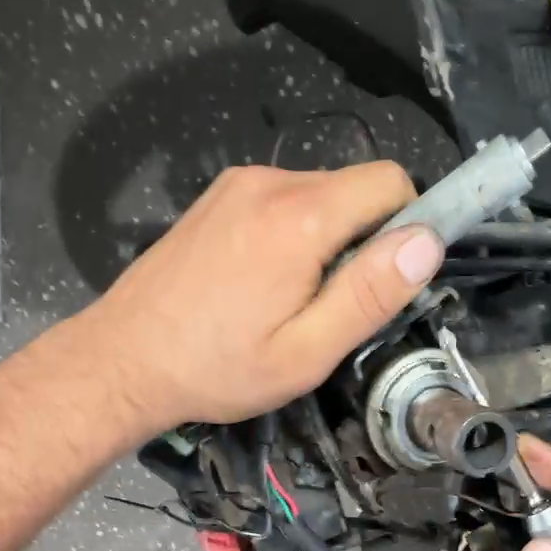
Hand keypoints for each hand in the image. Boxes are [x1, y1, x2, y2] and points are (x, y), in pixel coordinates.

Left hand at [80, 161, 443, 428]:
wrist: (124, 359)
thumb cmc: (218, 368)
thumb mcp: (307, 351)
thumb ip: (369, 295)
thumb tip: (427, 242)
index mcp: (299, 218)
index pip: (389, 182)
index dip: (408, 225)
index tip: (392, 279)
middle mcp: (269, 182)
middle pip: (354, 188)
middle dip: (365, 240)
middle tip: (334, 306)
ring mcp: (237, 184)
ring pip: (320, 195)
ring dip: (328, 240)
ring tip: (293, 300)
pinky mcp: (217, 197)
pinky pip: (282, 200)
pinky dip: (294, 233)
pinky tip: (263, 283)